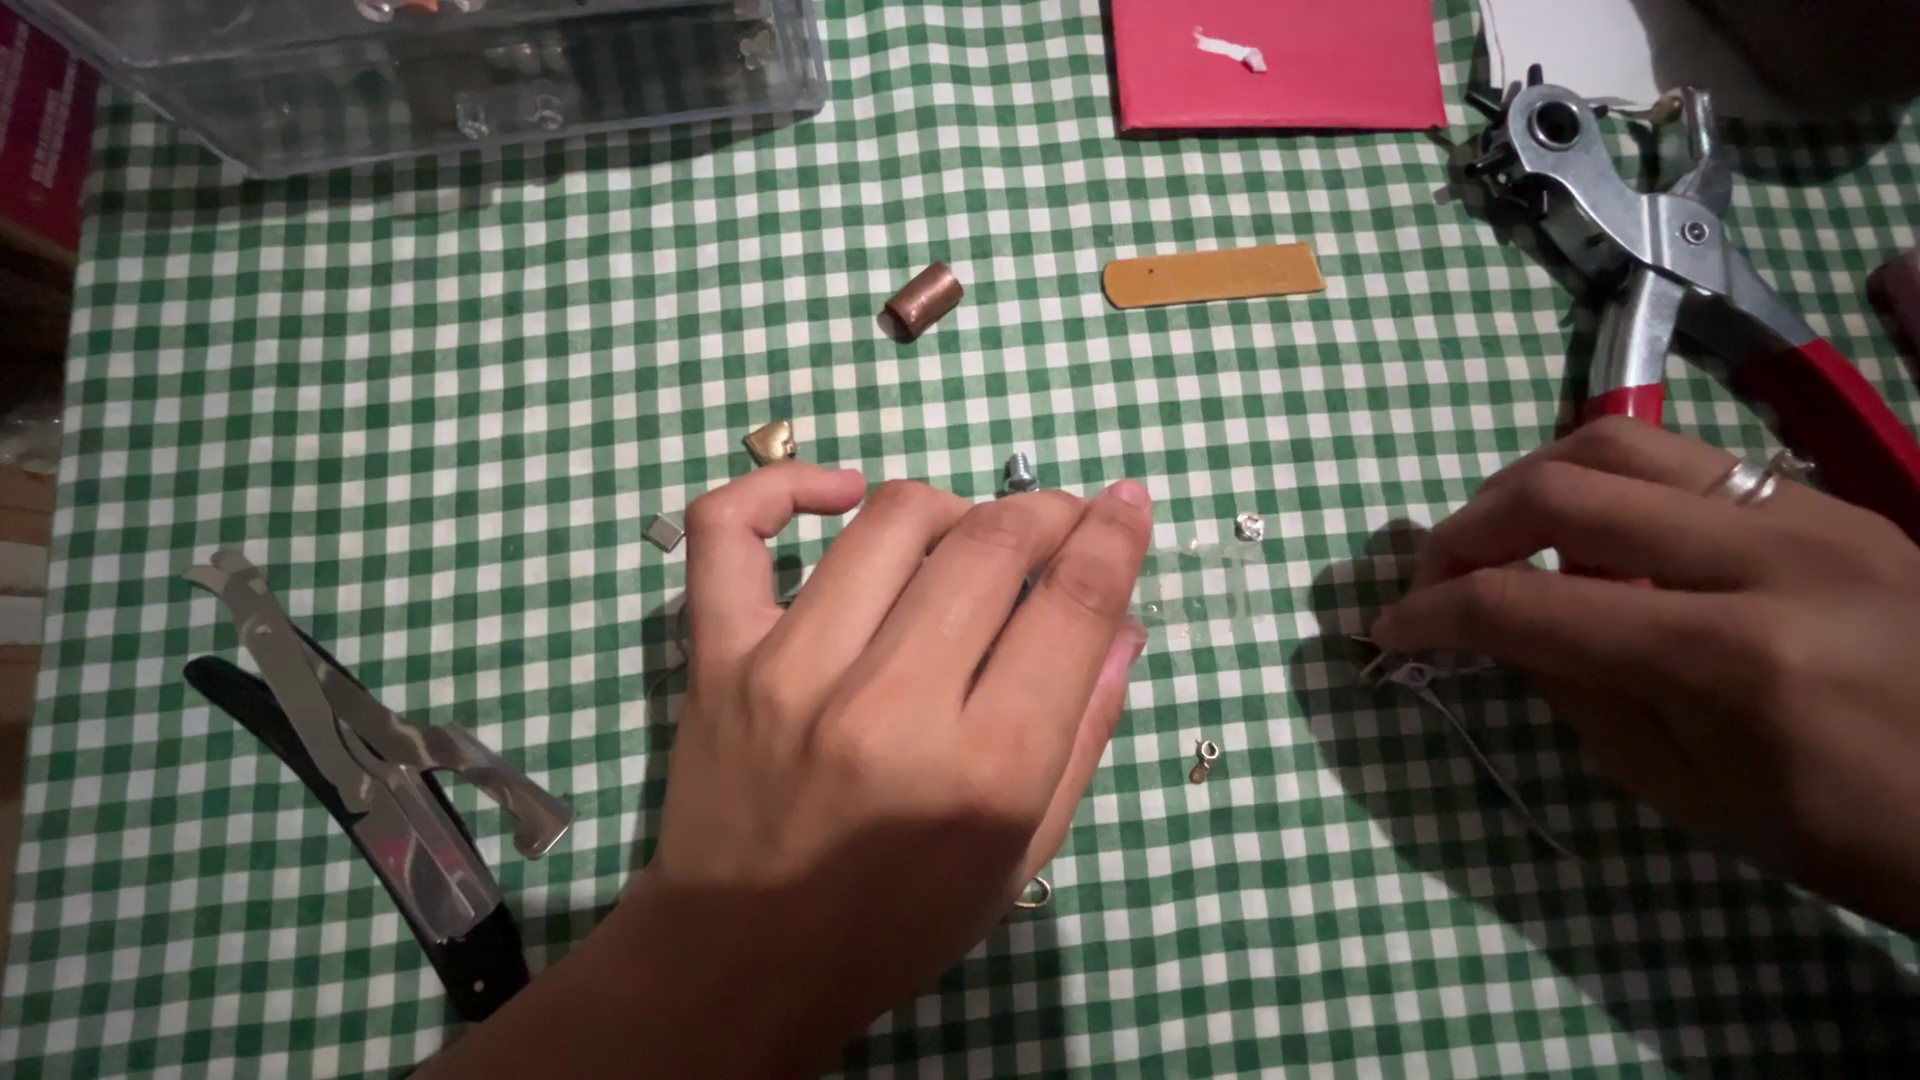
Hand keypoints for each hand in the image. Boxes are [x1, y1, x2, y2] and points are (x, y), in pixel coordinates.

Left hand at [422, 465, 1151, 1077]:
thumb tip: (1124, 622)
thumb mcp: (1024, 851)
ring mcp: (790, 671)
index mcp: (986, 769)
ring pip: (888, 520)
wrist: (744, 964)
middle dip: (1045, 511)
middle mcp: (890, 706)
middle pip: (989, 545)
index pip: (1072, 605)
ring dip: (951, 505)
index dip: (1114, 537)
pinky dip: (783, 486)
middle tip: (1058, 518)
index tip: (1127, 503)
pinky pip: (729, 530)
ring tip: (967, 532)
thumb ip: (1086, 730)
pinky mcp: (717, 658)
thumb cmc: (901, 922)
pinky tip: (838, 494)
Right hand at [1372, 417, 1919, 931]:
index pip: (1523, 603)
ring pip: (1611, 443)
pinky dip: (1595, 483)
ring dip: (1521, 485)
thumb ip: (1571, 688)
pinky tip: (1588, 533)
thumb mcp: (1679, 786)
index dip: (1431, 612)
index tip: (1389, 627)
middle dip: (1462, 531)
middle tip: (1436, 575)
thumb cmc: (1849, 830)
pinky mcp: (1826, 498)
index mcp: (1729, 658)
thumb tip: (1495, 626)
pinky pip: (1675, 458)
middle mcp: (1769, 558)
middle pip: (1557, 491)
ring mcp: (1809, 511)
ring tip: (1500, 535)